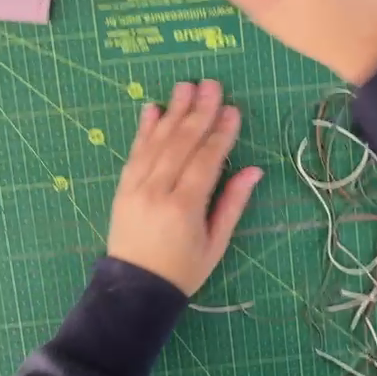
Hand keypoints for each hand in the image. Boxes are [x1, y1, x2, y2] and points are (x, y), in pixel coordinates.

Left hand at [106, 80, 262, 295]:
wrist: (134, 290)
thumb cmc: (183, 271)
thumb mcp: (216, 244)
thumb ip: (232, 204)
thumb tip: (254, 170)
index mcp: (184, 208)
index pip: (206, 161)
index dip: (221, 134)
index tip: (233, 110)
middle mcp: (157, 192)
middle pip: (180, 143)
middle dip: (198, 112)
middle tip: (212, 85)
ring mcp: (136, 188)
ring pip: (157, 142)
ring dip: (172, 111)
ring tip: (186, 86)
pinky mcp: (122, 188)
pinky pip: (135, 152)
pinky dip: (144, 129)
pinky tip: (152, 108)